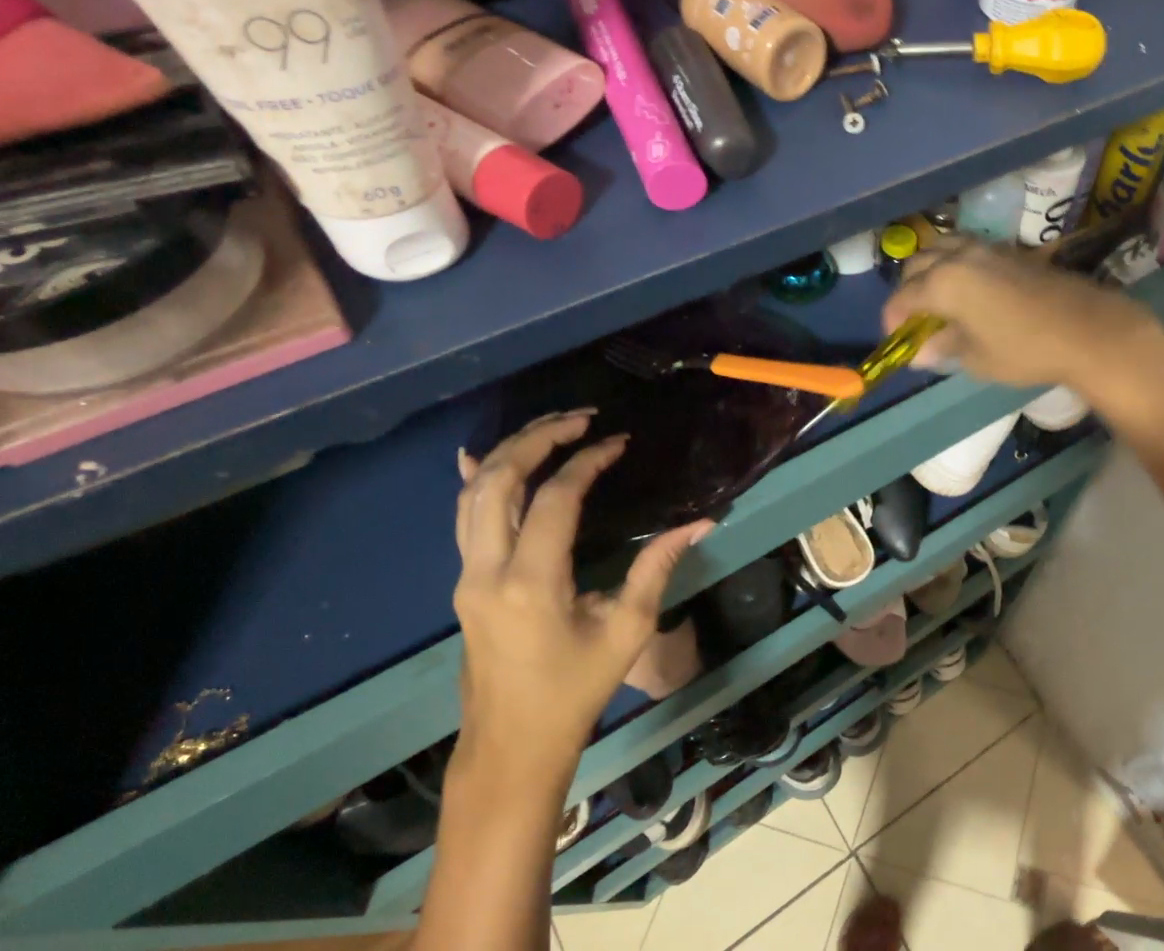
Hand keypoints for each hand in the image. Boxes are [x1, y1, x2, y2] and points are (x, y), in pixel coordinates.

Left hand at [452, 410, 710, 773]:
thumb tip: (700, 522)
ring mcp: (467, 576)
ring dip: (509, 453)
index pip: (554, 499)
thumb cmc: (576, 689)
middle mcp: (488, 569)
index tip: (617, 443)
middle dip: (537, 439)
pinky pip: (463, 519)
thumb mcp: (627, 630)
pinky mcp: (464, 583)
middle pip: (499, 481)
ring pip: (474, 494)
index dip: (586, 463)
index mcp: (531, 582)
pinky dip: (477, 481)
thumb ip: (656, 568)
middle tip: (580, 419)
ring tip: (550, 428)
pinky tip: (484, 455)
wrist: (513, 743)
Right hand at [881, 237, 1163, 391]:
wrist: (1087, 329)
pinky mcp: (1013, 252)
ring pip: (944, 247)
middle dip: (909, 289)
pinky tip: (969, 290)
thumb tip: (921, 351)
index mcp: (945, 282)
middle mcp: (961, 257)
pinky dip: (957, 264)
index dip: (894, 319)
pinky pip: (970, 250)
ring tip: (939, 299)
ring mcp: (989, 250)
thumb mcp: (978, 358)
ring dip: (932, 269)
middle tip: (915, 319)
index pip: (904, 296)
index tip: (898, 340)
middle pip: (919, 264)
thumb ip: (945, 348)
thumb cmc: (1025, 350)